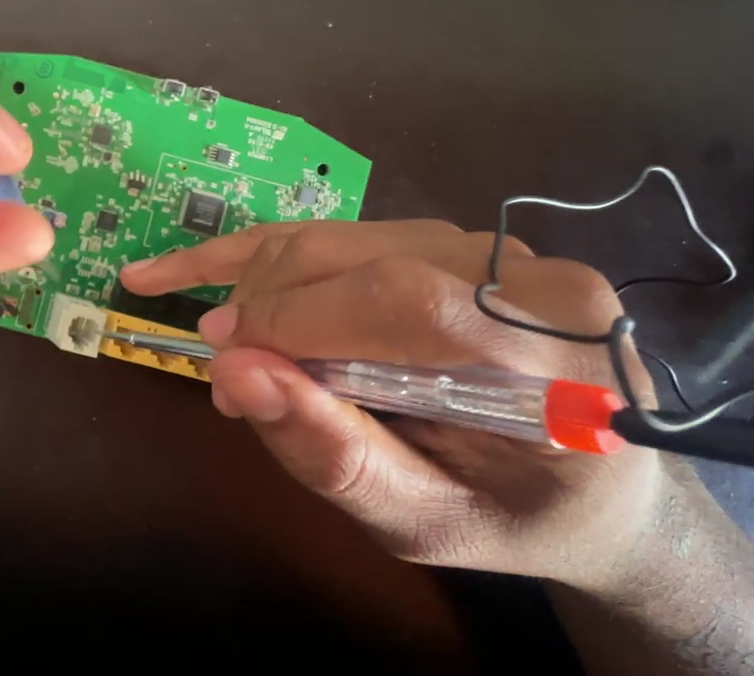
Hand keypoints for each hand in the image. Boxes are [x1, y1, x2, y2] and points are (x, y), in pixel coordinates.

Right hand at [119, 221, 669, 591]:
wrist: (582, 488)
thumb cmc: (511, 515)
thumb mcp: (426, 520)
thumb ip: (336, 454)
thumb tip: (234, 374)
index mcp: (551, 350)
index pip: (400, 299)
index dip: (296, 319)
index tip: (226, 362)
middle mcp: (520, 275)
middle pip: (347, 258)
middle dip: (262, 311)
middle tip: (226, 378)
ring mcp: (473, 246)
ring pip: (319, 241)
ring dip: (251, 292)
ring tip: (230, 354)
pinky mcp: (426, 239)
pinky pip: (317, 234)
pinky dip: (239, 255)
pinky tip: (170, 271)